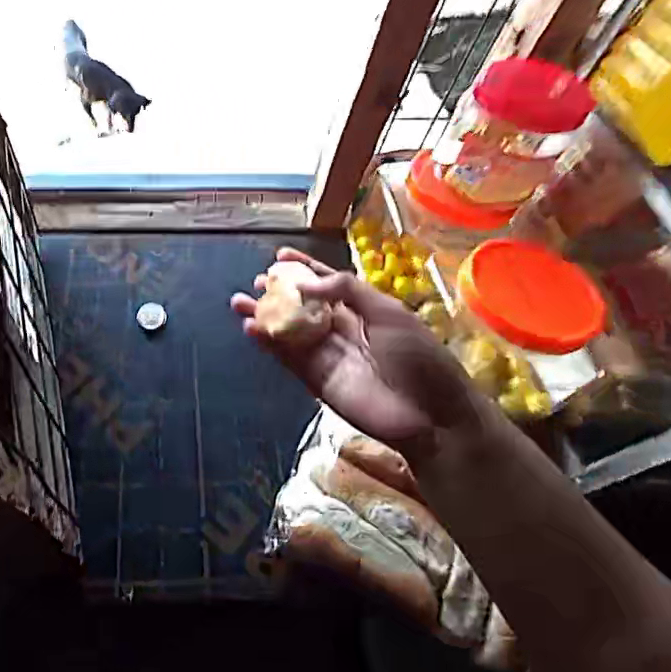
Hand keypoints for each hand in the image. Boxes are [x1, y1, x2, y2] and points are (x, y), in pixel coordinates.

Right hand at [231, 247, 487, 458]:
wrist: (431, 416)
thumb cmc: (419, 357)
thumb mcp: (389, 312)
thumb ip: (347, 290)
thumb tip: (306, 283)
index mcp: (362, 309)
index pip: (328, 283)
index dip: (305, 268)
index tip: (280, 254)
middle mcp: (340, 328)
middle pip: (301, 305)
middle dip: (278, 291)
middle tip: (256, 280)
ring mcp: (326, 354)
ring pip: (287, 330)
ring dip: (264, 315)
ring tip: (238, 302)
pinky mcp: (315, 378)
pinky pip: (286, 356)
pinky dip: (266, 342)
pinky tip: (250, 327)